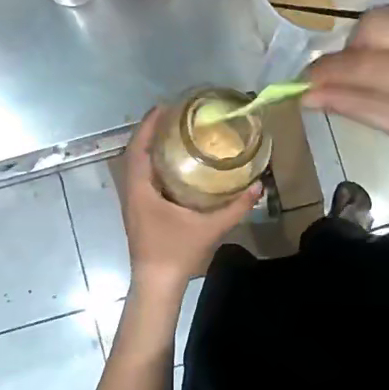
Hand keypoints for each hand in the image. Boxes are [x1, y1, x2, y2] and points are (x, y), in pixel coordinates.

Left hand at [118, 105, 262, 290]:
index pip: (138, 148)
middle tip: (174, 116)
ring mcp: (132, 201)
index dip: (148, 126)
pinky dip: (153, 164)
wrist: (156, 282)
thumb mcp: (209, 228)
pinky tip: (173, 164)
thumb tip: (257, 185)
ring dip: (151, 148)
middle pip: (135, 152)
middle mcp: (130, 190)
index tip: (163, 107)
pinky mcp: (138, 210)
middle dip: (151, 132)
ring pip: (137, 166)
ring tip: (174, 133)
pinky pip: (141, 178)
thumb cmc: (176, 252)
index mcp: (139, 188)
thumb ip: (235, 207)